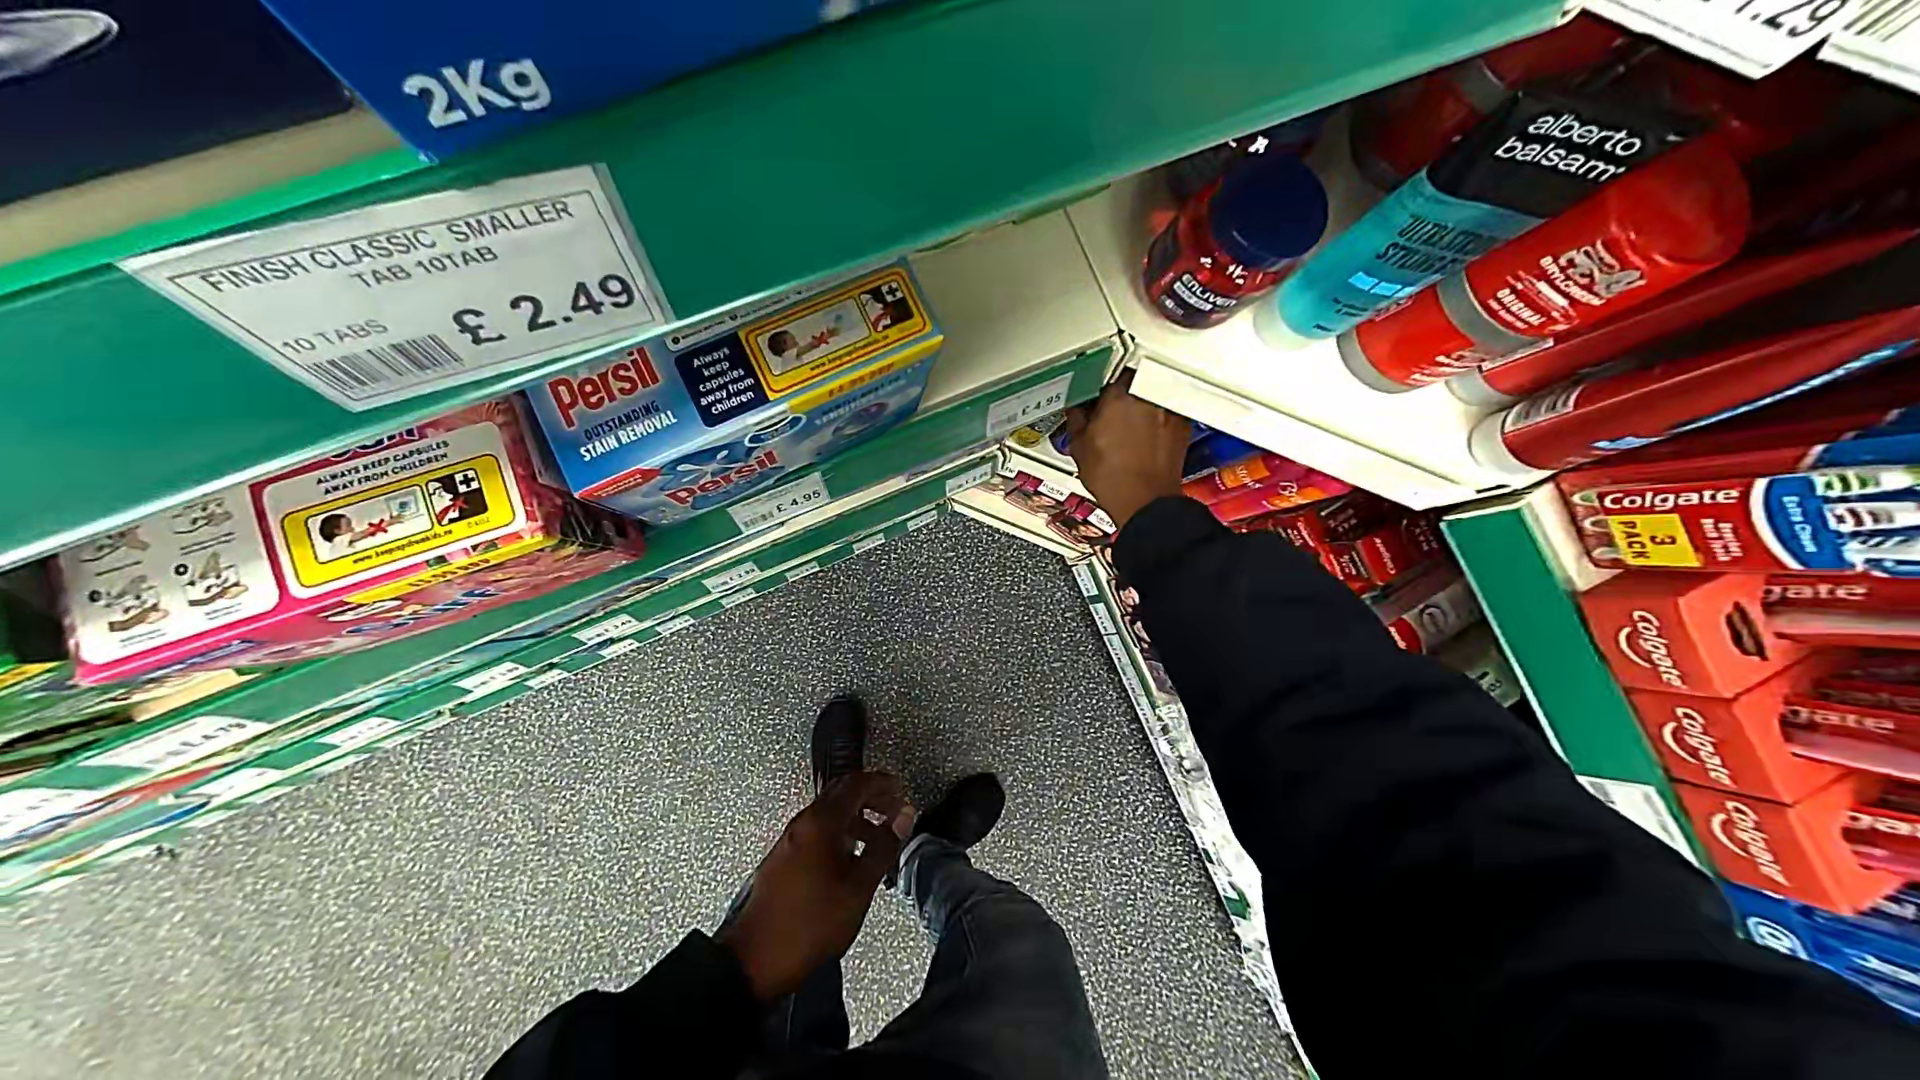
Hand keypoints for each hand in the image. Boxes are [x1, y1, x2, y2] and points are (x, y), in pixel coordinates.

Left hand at [717, 772, 912, 1001]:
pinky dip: (840, 831)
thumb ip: (884, 847)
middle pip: (840, 791)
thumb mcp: (858, 887)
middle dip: (870, 795)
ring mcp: (790, 840)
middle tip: (892, 806)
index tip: (898, 788)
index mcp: (821, 823)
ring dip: (856, 815)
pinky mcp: (784, 858)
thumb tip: (902, 819)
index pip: (856, 783)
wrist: (756, 960)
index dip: (882, 782)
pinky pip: (817, 830)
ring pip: (829, 811)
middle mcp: (803, 824)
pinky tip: (852, 856)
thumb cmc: (806, 926)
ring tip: (878, 835)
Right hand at [1064, 371, 1190, 529]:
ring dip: (1142, 402)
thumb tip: (1076, 411)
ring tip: (1130, 424)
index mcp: (1118, 395)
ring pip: (1151, 392)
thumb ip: (1076, 419)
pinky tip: (1147, 434)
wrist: (1144, 501)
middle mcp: (1146, 395)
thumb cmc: (1115, 479)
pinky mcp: (1182, 424)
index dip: (1098, 388)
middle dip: (1122, 391)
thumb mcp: (1079, 447)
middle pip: (1132, 379)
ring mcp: (1167, 408)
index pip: (1106, 375)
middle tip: (1112, 410)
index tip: (1094, 397)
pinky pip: (1167, 410)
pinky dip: (1158, 417)